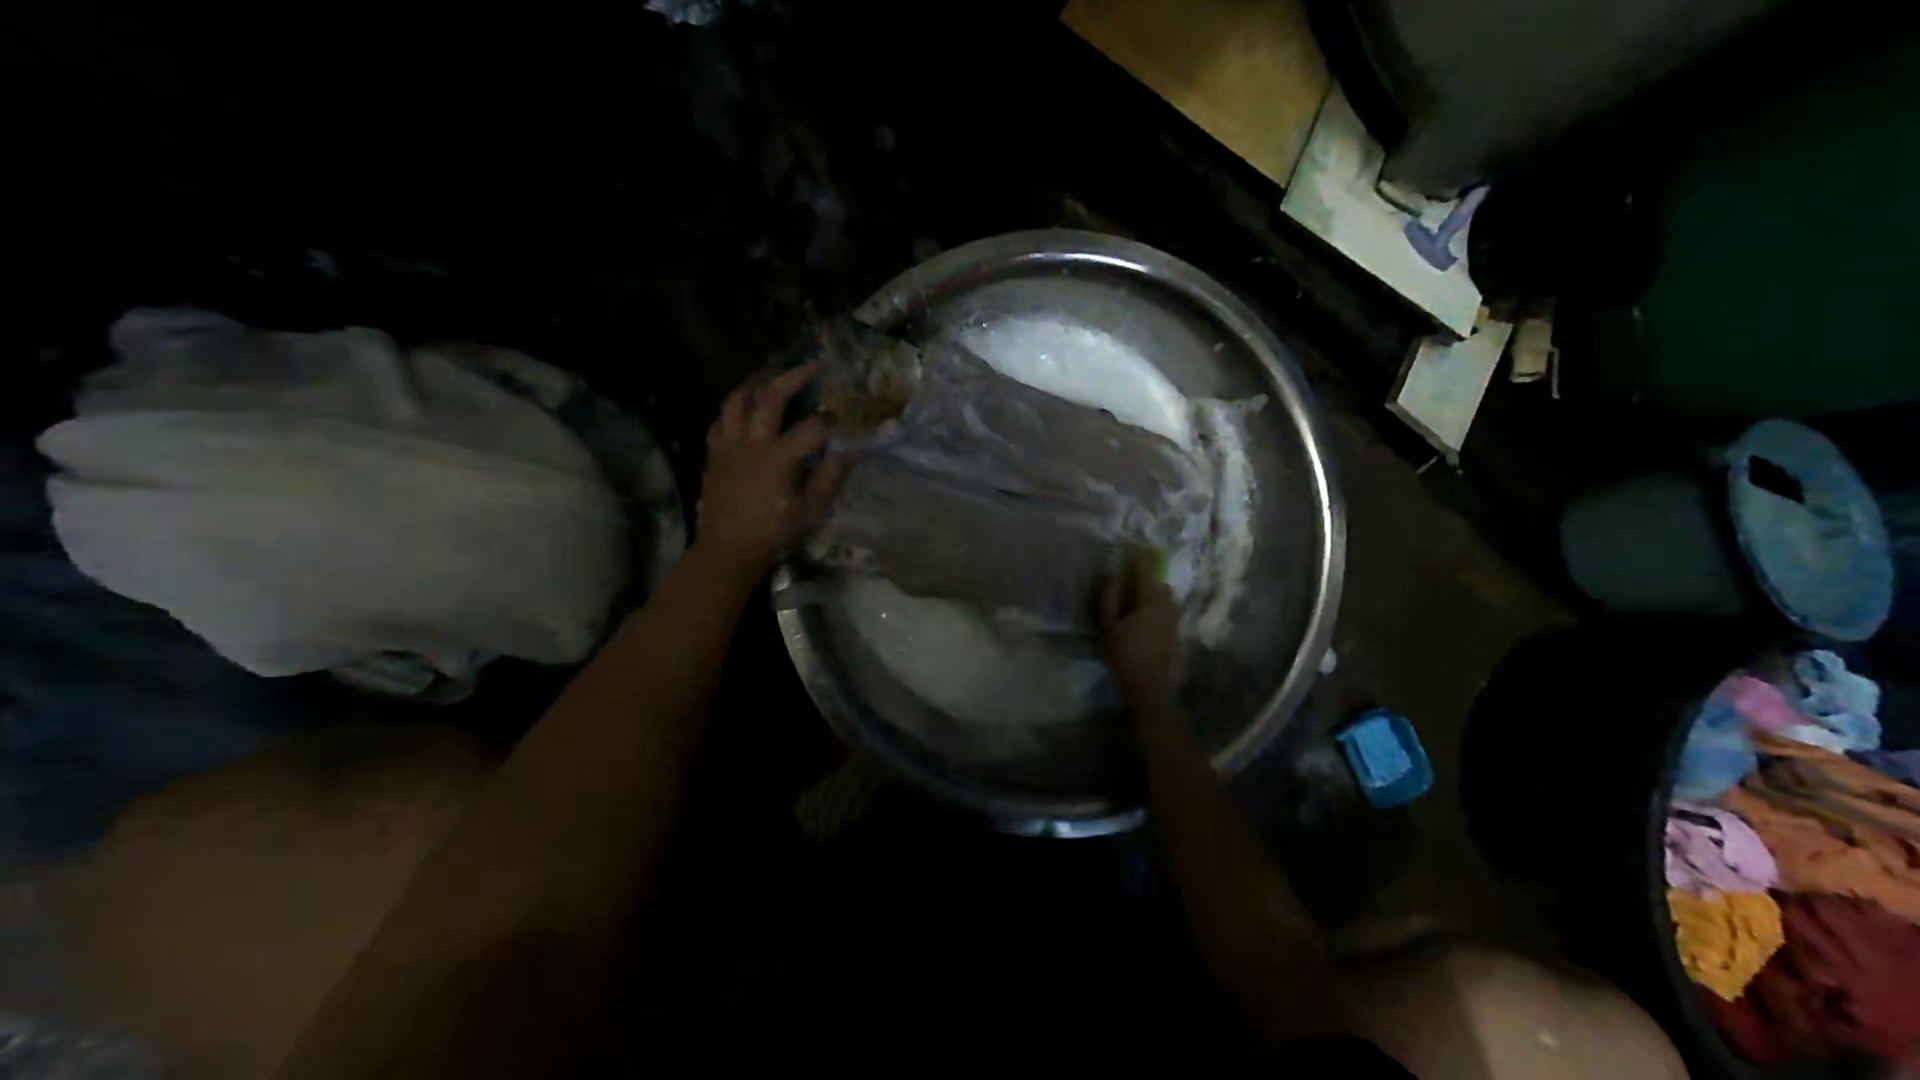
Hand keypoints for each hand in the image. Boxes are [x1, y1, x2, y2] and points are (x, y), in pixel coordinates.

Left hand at [696, 363, 850, 575]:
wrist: (727, 551)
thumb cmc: (773, 535)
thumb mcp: (811, 513)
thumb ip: (830, 479)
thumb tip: (850, 451)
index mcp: (779, 458)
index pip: (813, 428)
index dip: (832, 425)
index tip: (844, 426)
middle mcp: (752, 442)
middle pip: (771, 396)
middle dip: (793, 376)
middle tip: (810, 366)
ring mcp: (728, 445)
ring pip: (737, 399)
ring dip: (756, 383)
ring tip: (770, 375)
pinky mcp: (714, 453)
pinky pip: (721, 419)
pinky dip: (734, 408)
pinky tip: (743, 408)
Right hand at [1098, 550, 1179, 710]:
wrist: (1150, 688)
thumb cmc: (1124, 655)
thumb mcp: (1108, 625)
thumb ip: (1110, 596)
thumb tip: (1114, 575)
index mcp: (1150, 600)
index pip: (1146, 570)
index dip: (1140, 556)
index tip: (1134, 546)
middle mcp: (1168, 606)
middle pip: (1160, 584)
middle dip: (1147, 580)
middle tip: (1131, 584)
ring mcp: (1176, 622)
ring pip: (1167, 600)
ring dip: (1154, 596)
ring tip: (1138, 606)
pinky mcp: (1178, 636)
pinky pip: (1169, 614)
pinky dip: (1159, 611)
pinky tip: (1146, 626)